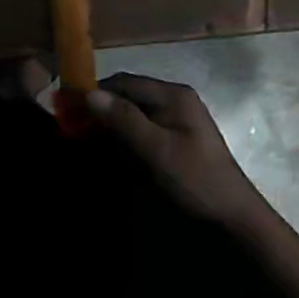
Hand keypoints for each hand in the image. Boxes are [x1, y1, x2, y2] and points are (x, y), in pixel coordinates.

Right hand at [84, 73, 272, 227]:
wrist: (232, 214)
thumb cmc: (196, 179)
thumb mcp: (157, 149)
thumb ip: (124, 120)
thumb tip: (89, 93)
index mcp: (173, 95)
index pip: (124, 82)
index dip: (95, 92)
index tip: (67, 108)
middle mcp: (174, 101)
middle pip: (127, 97)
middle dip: (100, 111)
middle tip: (71, 129)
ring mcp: (175, 120)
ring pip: (131, 115)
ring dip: (109, 127)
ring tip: (84, 142)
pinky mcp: (173, 140)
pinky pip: (140, 131)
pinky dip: (122, 139)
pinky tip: (109, 154)